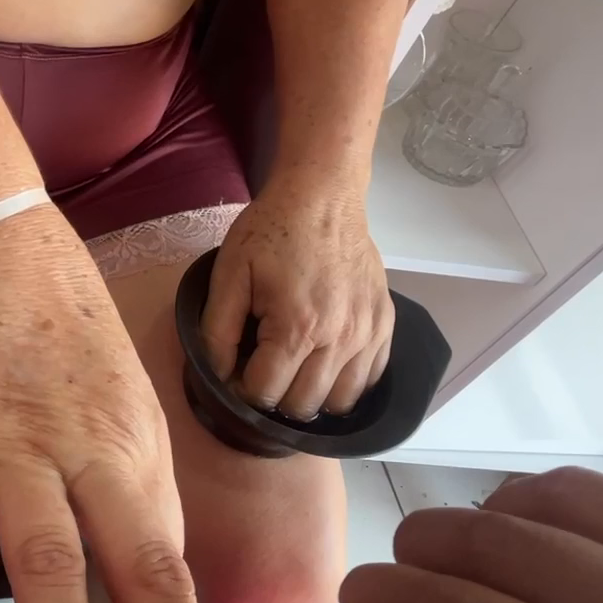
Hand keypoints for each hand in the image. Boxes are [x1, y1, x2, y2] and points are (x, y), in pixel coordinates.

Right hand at [0, 204, 234, 602]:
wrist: (2, 251)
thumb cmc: (69, 335)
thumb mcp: (126, 409)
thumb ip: (135, 496)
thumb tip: (151, 584)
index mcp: (138, 453)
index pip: (173, 572)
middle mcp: (91, 456)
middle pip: (129, 578)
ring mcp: (16, 447)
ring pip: (43, 564)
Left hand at [201, 185, 391, 419]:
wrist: (323, 197)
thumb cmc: (270, 232)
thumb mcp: (228, 275)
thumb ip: (216, 330)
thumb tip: (216, 375)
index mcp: (297, 329)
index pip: (264, 394)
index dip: (239, 390)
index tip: (232, 370)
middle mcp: (339, 340)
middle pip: (302, 406)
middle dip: (273, 399)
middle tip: (258, 369)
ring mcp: (368, 335)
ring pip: (339, 402)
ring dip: (309, 397)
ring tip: (290, 370)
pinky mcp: (385, 325)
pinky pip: (368, 380)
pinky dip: (343, 384)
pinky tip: (321, 366)